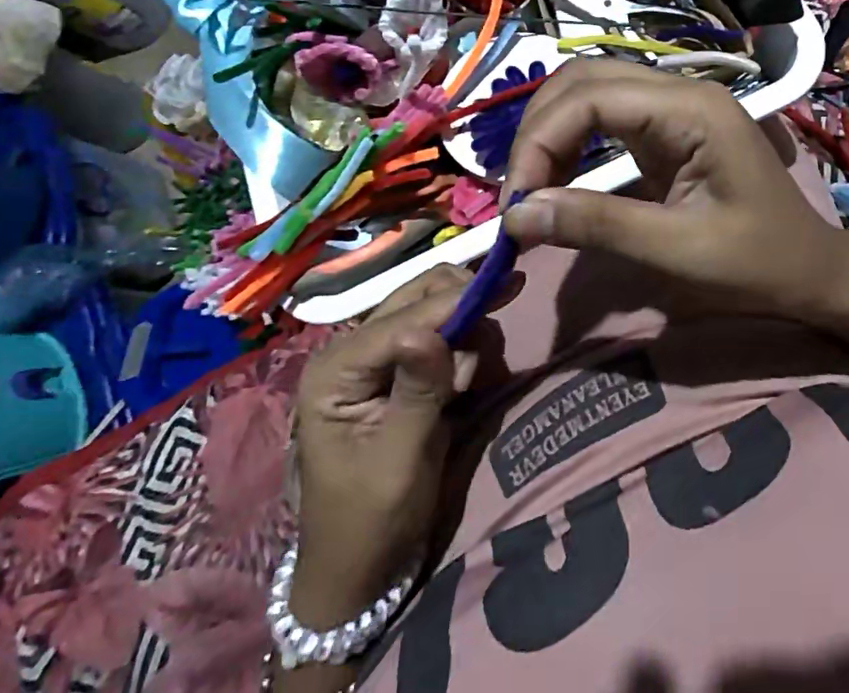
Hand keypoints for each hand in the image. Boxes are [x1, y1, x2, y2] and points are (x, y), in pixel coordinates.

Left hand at [290, 266, 478, 623]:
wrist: (360, 563)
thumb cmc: (373, 518)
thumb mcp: (399, 460)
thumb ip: (418, 391)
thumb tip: (428, 331)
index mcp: (336, 370)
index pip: (406, 319)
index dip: (458, 302)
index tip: (512, 285)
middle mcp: (351, 351)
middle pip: (416, 296)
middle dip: (462, 307)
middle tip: (497, 333)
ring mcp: (374, 357)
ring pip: (432, 308)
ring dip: (465, 331)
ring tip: (467, 385)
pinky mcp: (397, 369)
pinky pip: (440, 334)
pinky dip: (464, 346)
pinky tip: (464, 383)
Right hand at [500, 58, 838, 315]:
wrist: (810, 270)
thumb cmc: (757, 261)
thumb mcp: (677, 249)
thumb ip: (597, 224)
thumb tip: (518, 214)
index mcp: (693, 110)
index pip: (591, 97)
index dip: (541, 141)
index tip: (520, 202)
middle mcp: (683, 92)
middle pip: (585, 80)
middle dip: (540, 130)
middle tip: (522, 194)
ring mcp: (677, 107)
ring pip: (592, 92)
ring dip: (552, 134)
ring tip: (535, 190)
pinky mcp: (671, 130)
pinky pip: (607, 119)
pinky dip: (573, 143)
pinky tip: (561, 180)